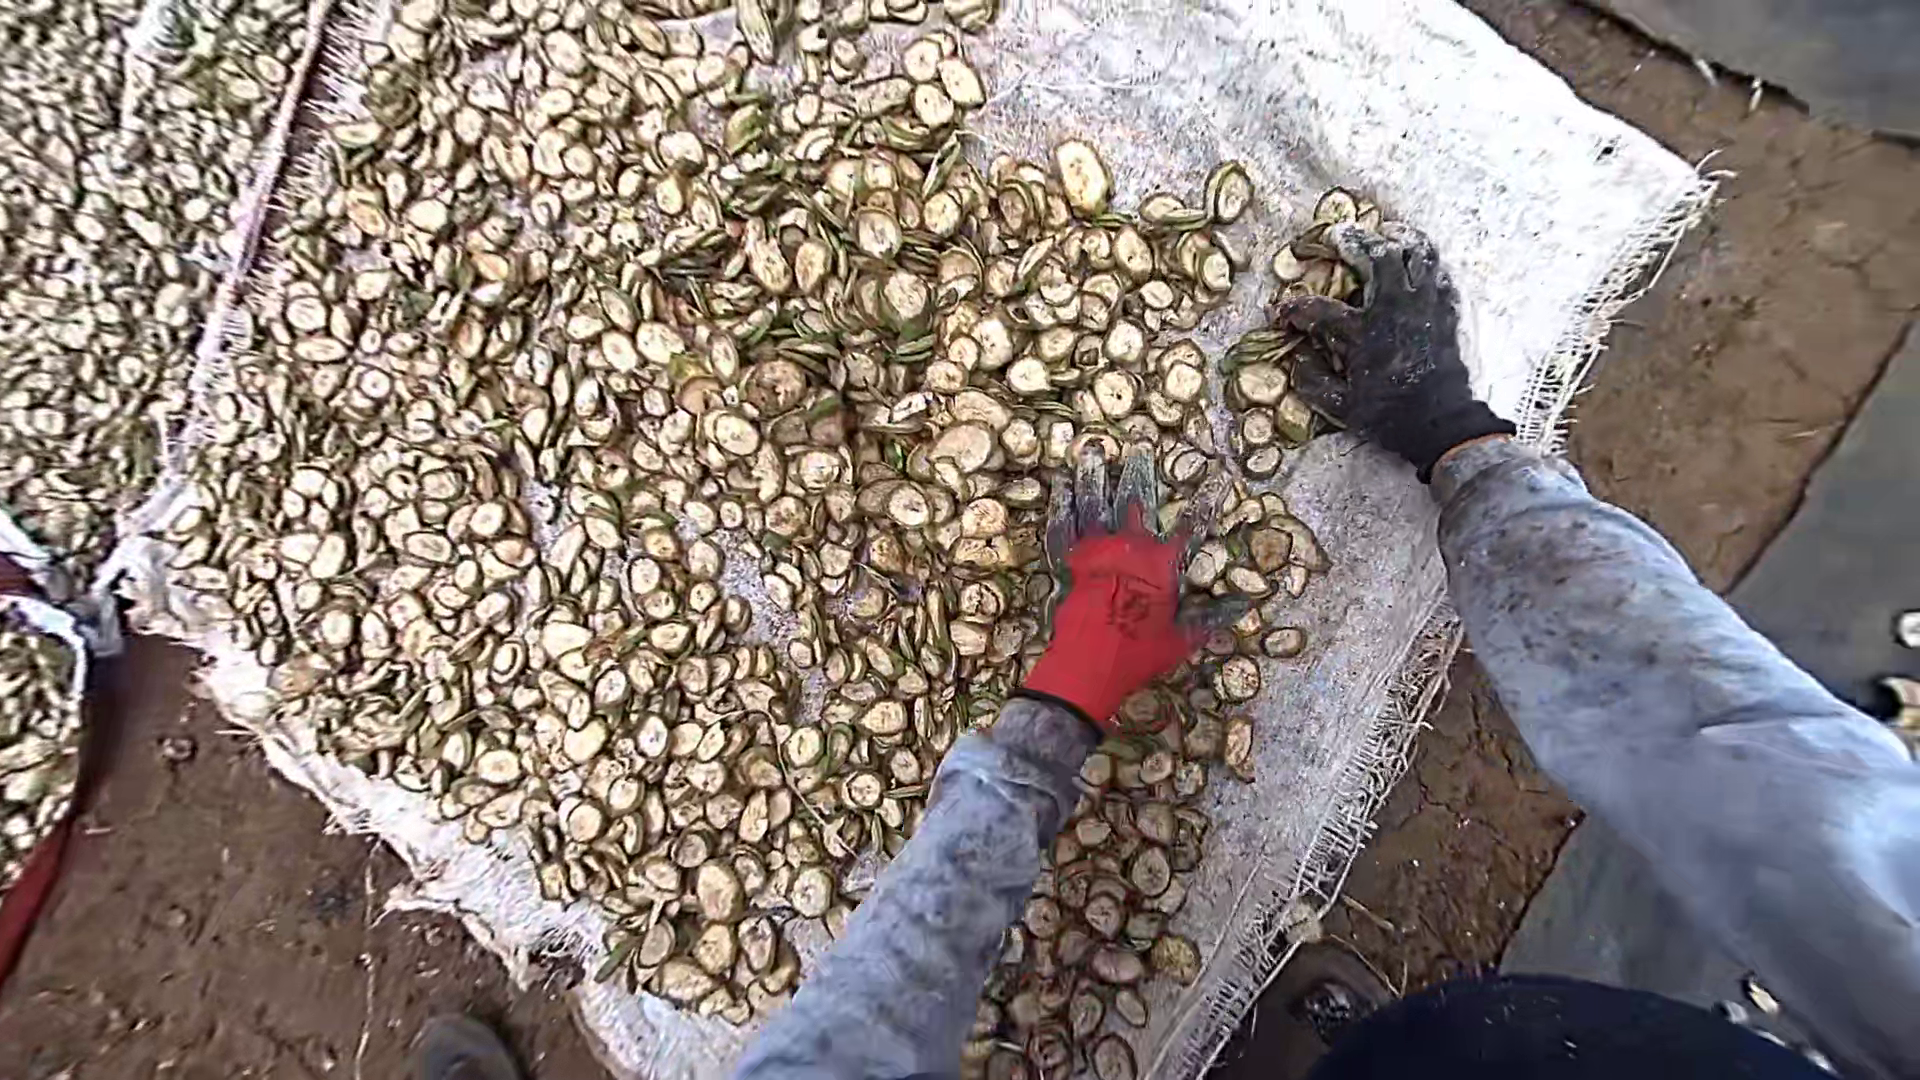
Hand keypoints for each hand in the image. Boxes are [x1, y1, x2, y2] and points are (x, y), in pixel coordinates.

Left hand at [1017, 443, 1242, 732]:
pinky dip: (1063, 505)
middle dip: (1139, 472)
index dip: (1208, 498)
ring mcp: (1094, 549)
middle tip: (1139, 447)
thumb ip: (1209, 619)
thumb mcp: (1180, 640)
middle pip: (1136, 500)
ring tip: (1093, 451)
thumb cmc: (1137, 653)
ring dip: (1095, 476)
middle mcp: (1129, 547)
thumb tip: (1246, 606)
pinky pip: (1063, 526)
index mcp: (1161, 564)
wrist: (1089, 662)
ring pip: (1095, 504)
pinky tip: (1062, 487)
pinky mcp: (1068, 560)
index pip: (1192, 525)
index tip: (1220, 473)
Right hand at [1273, 223, 1513, 481]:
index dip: (1293, 309)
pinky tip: (1414, 259)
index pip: (1318, 311)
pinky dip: (1424, 261)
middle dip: (1354, 243)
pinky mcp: (1445, 311)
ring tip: (1384, 233)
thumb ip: (1311, 379)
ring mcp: (1424, 306)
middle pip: (1377, 259)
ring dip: (1397, 240)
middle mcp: (1394, 311)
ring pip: (1416, 255)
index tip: (1279, 313)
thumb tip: (1296, 357)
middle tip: (1338, 234)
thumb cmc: (1383, 415)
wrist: (1438, 421)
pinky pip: (1437, 272)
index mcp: (1363, 334)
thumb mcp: (1337, 405)